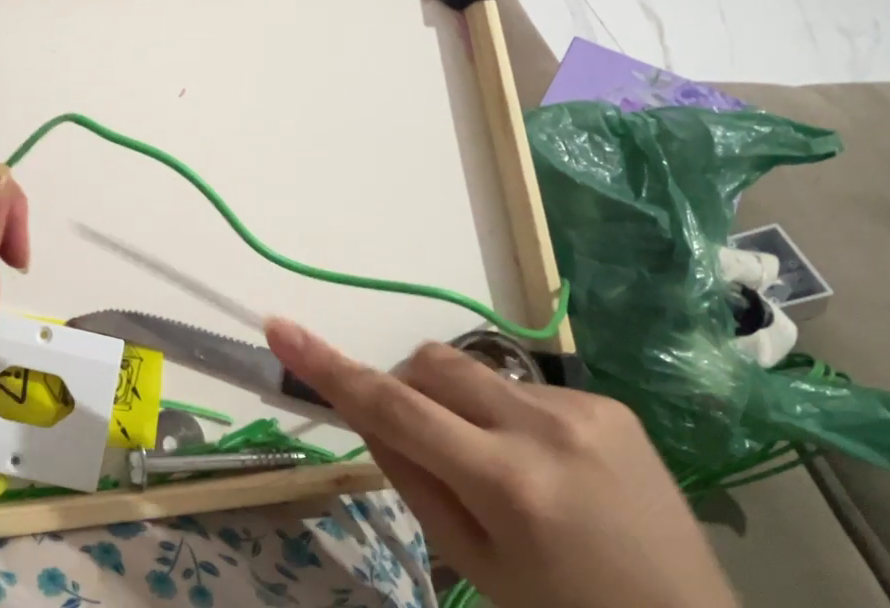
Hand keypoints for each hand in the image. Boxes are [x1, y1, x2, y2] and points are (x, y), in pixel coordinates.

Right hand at [266, 321, 735, 607]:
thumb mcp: (475, 564)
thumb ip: (413, 479)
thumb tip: (369, 412)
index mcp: (507, 483)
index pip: (394, 408)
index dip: (330, 367)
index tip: (281, 326)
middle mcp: (544, 428)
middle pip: (431, 363)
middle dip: (402, 385)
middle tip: (413, 438)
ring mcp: (583, 407)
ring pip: (473, 371)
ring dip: (454, 403)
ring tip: (489, 462)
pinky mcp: (608, 401)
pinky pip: (522, 386)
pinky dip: (503, 414)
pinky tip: (540, 465)